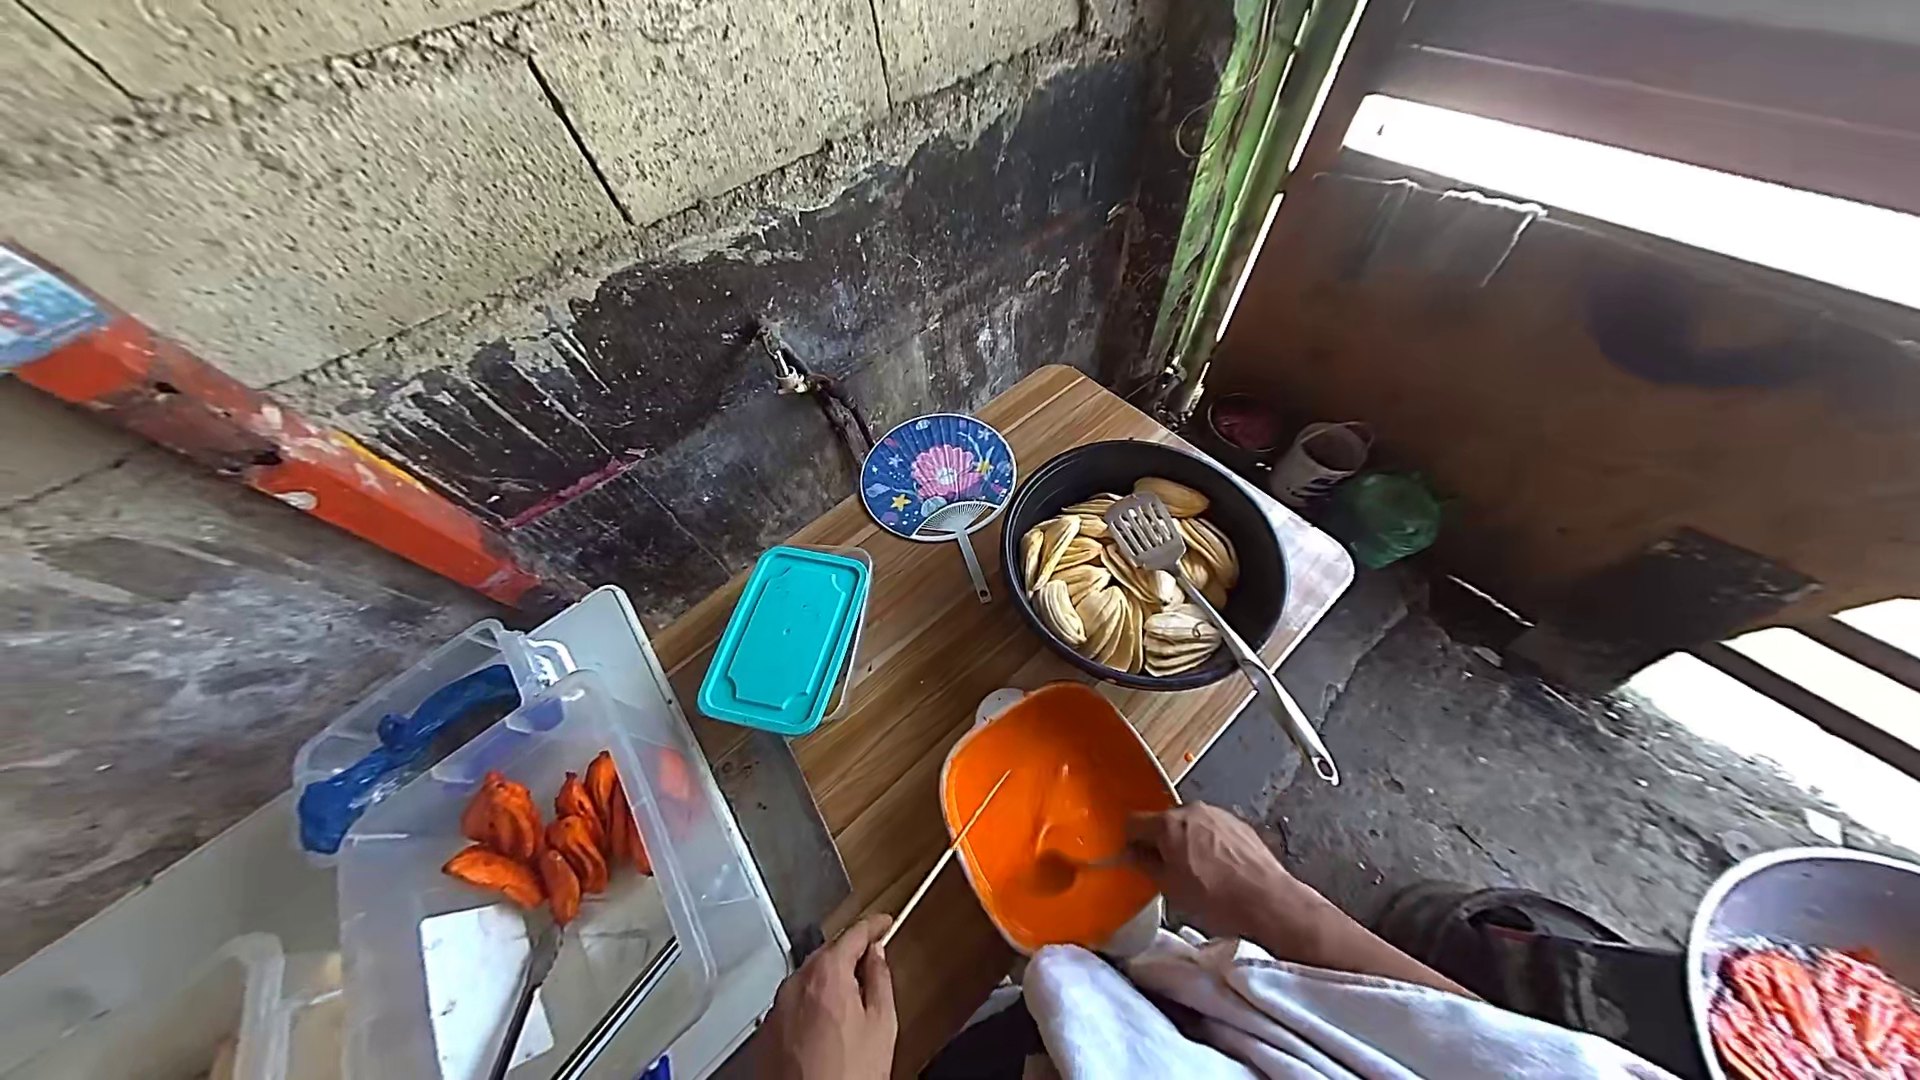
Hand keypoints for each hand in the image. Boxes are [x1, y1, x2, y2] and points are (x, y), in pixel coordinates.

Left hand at [759, 914, 896, 1079]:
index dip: (875, 925)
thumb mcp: (881, 1024)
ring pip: (809, 978)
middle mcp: (796, 983)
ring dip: (830, 980)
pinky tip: (826, 1028)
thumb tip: (877, 955)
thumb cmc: (846, 1078)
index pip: (855, 932)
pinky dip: (811, 1004)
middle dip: (851, 954)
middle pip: (829, 952)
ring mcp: (777, 1008)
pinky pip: (794, 1003)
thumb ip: (880, 978)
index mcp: (827, 973)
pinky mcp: (766, 1033)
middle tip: (872, 963)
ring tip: (850, 1005)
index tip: (885, 923)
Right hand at [1126, 803, 1325, 943]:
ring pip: (1189, 824)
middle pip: (1163, 822)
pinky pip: (1212, 829)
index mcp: (1167, 824)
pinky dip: (1210, 843)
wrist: (1269, 901)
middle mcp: (1190, 810)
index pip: (1134, 822)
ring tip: (1201, 872)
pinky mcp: (1237, 822)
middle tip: (1170, 870)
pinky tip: (1222, 869)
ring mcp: (1216, 813)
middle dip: (1162, 842)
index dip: (1131, 841)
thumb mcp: (1171, 888)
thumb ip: (1146, 864)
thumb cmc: (1216, 898)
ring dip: (1187, 841)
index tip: (1136, 858)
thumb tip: (1134, 854)